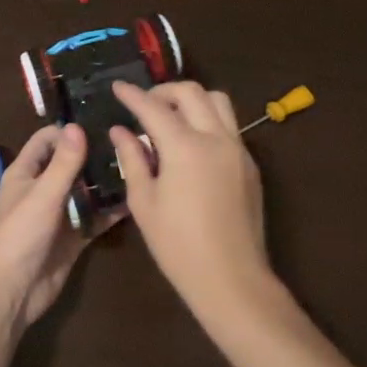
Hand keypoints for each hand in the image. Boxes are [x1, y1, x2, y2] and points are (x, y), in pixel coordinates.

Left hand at [0, 124, 123, 328]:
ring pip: (85, 191)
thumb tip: (77, 126)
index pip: (46, 140)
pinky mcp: (73, 236)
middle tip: (130, 144)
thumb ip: (63, 163)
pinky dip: (110, 211)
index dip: (69, 131)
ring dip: (106, 183)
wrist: (13, 291)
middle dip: (95, 155)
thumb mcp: (42, 194)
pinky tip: (135, 202)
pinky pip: (94, 218)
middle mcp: (42, 189)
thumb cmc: (20, 235)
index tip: (101, 124)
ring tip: (139, 168)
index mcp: (25, 173)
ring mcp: (59, 213)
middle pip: (70, 164)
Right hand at [110, 81, 273, 315]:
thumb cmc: (177, 245)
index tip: (116, 87)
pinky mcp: (250, 165)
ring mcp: (238, 150)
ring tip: (171, 118)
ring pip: (218, 102)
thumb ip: (132, 159)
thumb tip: (120, 131)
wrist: (231, 279)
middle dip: (164, 91)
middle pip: (192, 92)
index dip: (132, 95)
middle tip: (144, 104)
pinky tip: (191, 145)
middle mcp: (216, 138)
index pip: (153, 107)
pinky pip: (229, 126)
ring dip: (192, 100)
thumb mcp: (144, 202)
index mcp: (185, 147)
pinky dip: (208, 121)